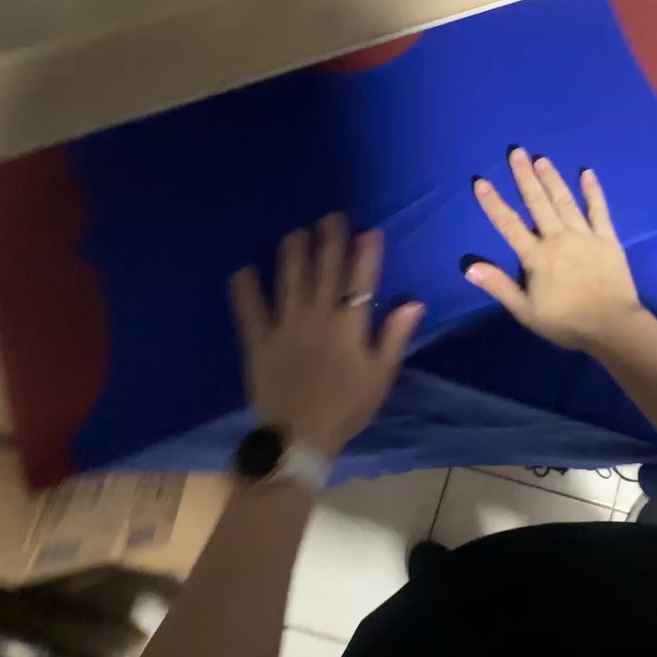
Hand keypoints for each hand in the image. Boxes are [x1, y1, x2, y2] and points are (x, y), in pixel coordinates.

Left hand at [229, 214, 424, 453]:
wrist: (298, 440)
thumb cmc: (347, 407)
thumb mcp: (381, 375)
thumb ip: (395, 336)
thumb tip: (412, 302)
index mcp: (349, 326)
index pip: (360, 280)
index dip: (366, 253)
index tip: (369, 230)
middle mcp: (317, 317)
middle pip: (325, 270)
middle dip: (329, 240)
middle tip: (331, 216)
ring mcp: (284, 326)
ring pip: (289, 280)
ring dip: (293, 252)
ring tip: (296, 232)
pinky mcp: (258, 341)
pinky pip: (249, 310)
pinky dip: (245, 289)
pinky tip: (244, 270)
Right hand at [466, 148, 648, 353]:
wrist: (612, 326)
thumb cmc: (566, 322)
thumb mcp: (525, 311)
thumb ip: (498, 286)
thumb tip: (469, 267)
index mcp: (536, 256)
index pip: (509, 224)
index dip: (493, 203)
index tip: (481, 181)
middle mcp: (558, 238)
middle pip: (537, 202)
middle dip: (525, 176)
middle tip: (517, 151)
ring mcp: (585, 235)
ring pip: (565, 200)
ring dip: (552, 178)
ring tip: (542, 158)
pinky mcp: (608, 238)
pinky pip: (599, 210)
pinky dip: (593, 191)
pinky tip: (587, 173)